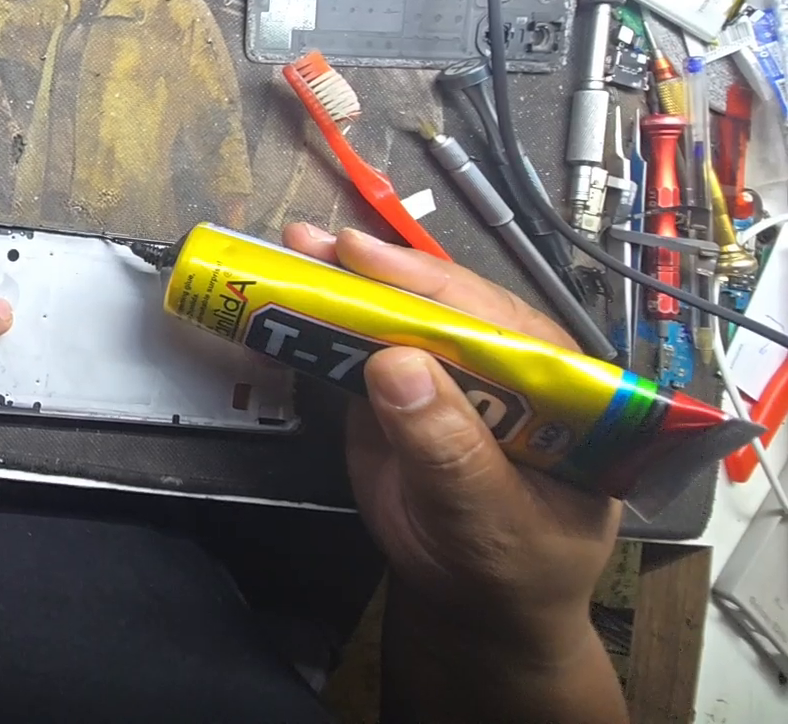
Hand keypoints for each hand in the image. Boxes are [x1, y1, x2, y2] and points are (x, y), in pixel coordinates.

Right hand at [281, 224, 619, 641]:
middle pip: (438, 302)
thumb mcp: (484, 513)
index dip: (431, 283)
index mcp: (556, 390)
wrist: (464, 596)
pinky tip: (283, 300)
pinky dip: (315, 322)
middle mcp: (499, 368)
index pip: (497, 320)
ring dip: (340, 282)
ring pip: (392, 315)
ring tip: (293, 250)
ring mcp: (441, 374)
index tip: (365, 257)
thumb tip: (395, 363)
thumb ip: (447, 445)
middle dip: (374, 268)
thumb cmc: (505, 563)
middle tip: (313, 242)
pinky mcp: (391, 387)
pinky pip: (353, 345)